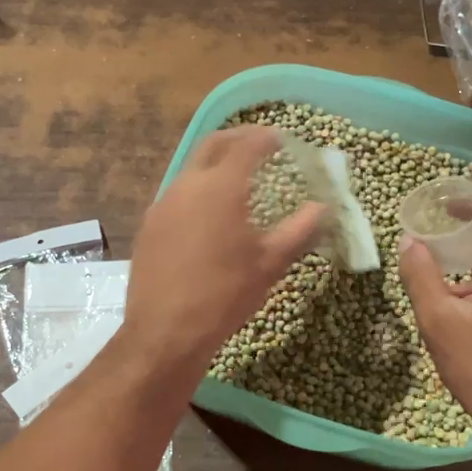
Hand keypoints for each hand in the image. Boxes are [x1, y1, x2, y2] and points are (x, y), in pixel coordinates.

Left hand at [123, 126, 323, 369]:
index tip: (280, 139)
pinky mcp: (149, 227)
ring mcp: (162, 205)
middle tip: (258, 145)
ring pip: (191, 170)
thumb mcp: (270, 264)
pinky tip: (209, 216)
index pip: (246, 145)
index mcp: (221, 187)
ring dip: (215, 166)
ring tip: (237, 183)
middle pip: (212, 146)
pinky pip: (177, 196)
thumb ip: (299, 230)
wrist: (165, 332)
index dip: (265, 138)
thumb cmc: (225, 295)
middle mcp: (187, 185)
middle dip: (237, 139)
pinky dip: (198, 192)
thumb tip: (323, 209)